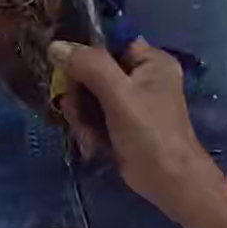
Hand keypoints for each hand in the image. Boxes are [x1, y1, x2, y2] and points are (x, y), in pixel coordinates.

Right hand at [51, 37, 224, 219]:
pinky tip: (91, 143)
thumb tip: (55, 46)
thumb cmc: (152, 136)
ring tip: (88, 135)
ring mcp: (130, 97)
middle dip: (79, 95)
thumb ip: (89, 66)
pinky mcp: (120, 119)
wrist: (171, 186)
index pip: (106, 42)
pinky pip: (92, 111)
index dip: (82, 54)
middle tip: (78, 115)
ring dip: (81, 115)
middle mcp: (140, 74)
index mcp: (150, 60)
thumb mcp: (120, 96)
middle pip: (91, 69)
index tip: (66, 73)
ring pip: (87, 92)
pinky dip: (87, 127)